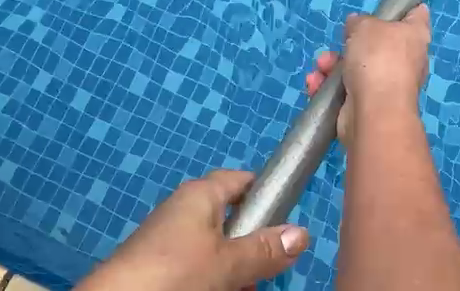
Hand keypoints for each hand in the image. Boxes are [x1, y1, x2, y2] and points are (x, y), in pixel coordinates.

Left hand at [75, 169, 309, 290]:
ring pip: (213, 250)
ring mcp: (167, 241)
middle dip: (250, 246)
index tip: (286, 219)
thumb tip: (302, 232)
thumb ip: (264, 251)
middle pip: (230, 220)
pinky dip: (210, 281)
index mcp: (201, 195)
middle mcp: (183, 210)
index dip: (265, 194)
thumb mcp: (227, 264)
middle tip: (268, 271)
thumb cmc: (174, 275)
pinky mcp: (156, 270)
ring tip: (247, 288)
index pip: (241, 181)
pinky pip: (194, 269)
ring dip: (232, 270)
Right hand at [304, 4, 431, 145]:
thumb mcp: (365, 25)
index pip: (417, 15)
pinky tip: (316, 83)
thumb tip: (358, 26)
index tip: (388, 7)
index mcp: (415, 36)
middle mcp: (406, 61)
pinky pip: (346, 90)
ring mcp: (388, 85)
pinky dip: (329, 87)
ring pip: (357, 67)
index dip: (404, 8)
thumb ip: (359, 22)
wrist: (374, 112)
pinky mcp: (369, 106)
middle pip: (379, 43)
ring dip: (333, 66)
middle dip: (351, 42)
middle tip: (342, 41)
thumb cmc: (378, 58)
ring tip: (322, 66)